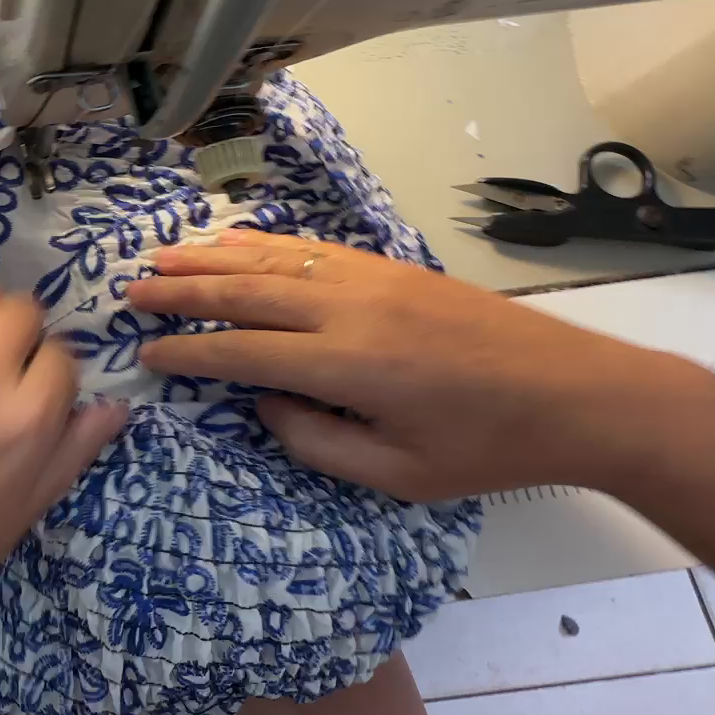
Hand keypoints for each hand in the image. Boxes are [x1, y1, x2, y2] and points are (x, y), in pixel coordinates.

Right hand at [125, 231, 714, 500]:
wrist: (583, 393)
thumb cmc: (487, 447)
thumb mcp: (398, 474)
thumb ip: (314, 440)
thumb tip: (263, 400)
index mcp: (346, 365)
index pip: (241, 353)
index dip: (188, 352)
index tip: (147, 352)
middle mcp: (346, 308)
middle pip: (243, 291)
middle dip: (181, 292)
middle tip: (132, 290)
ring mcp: (367, 277)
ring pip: (269, 259)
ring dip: (209, 257)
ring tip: (161, 255)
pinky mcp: (387, 265)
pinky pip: (307, 246)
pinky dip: (258, 242)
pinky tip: (229, 240)